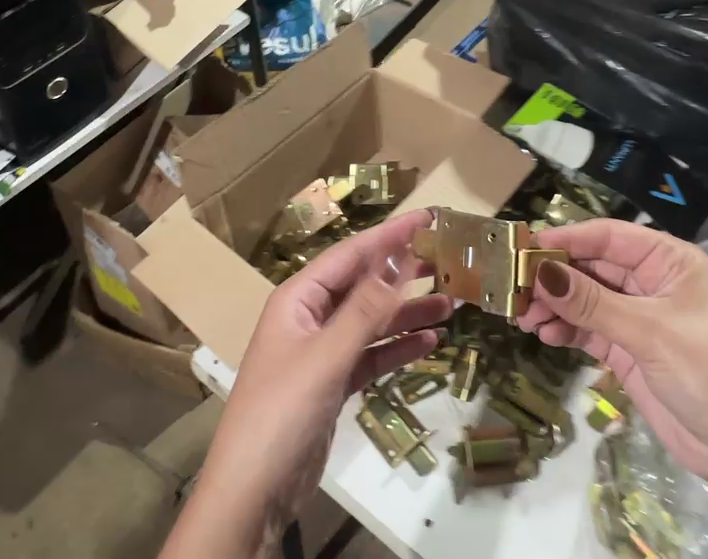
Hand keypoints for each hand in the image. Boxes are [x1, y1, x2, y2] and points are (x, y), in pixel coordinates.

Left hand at [165, 209, 451, 556]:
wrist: (254, 487)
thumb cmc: (282, 410)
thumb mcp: (326, 355)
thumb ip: (364, 309)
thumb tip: (397, 258)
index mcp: (298, 298)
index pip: (350, 256)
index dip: (389, 236)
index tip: (427, 219)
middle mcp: (310, 317)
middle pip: (363, 286)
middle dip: (403, 274)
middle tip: (448, 263)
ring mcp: (322, 352)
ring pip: (371, 322)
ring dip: (407, 313)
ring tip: (452, 305)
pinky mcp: (333, 383)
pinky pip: (371, 355)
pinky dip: (398, 349)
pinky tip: (430, 342)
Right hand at [516, 218, 707, 480]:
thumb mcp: (651, 333)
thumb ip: (592, 304)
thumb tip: (541, 273)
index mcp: (670, 262)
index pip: (609, 237)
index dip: (567, 239)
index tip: (525, 248)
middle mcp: (652, 281)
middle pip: (591, 266)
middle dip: (553, 277)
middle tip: (514, 288)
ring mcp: (638, 316)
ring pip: (584, 298)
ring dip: (554, 305)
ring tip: (523, 317)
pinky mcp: (628, 348)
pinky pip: (587, 328)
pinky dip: (565, 329)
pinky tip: (545, 335)